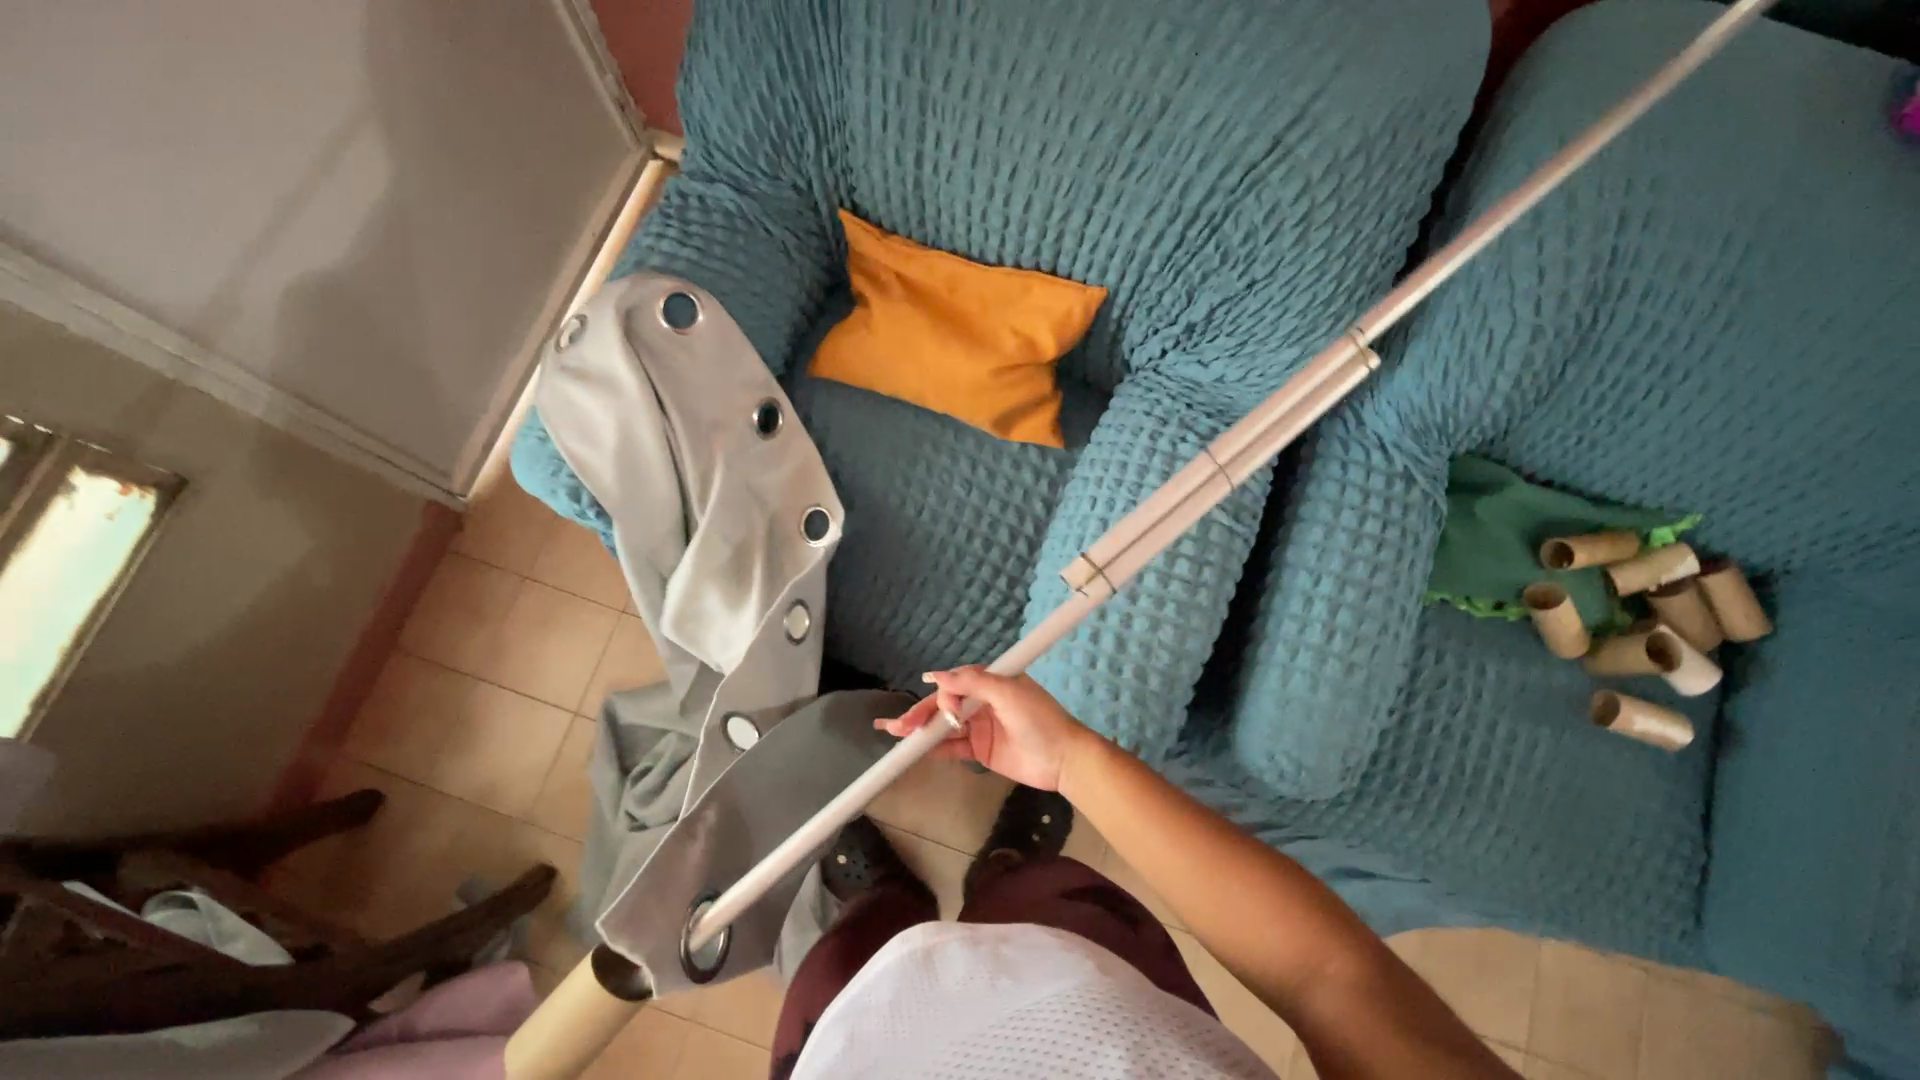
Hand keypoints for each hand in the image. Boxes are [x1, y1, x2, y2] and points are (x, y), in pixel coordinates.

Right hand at [876, 667, 1099, 791]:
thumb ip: (972, 682)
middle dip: (920, 714)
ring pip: (944, 727)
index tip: (942, 709)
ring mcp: (980, 728)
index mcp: (991, 683)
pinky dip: (935, 748)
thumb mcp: (1008, 693)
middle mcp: (982, 703)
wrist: (1064, 760)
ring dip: (921, 731)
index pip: (954, 683)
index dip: (940, 695)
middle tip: (897, 726)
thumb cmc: (1039, 719)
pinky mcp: (981, 751)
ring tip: (895, 734)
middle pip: (944, 706)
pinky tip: (916, 749)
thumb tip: (935, 675)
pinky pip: (953, 748)